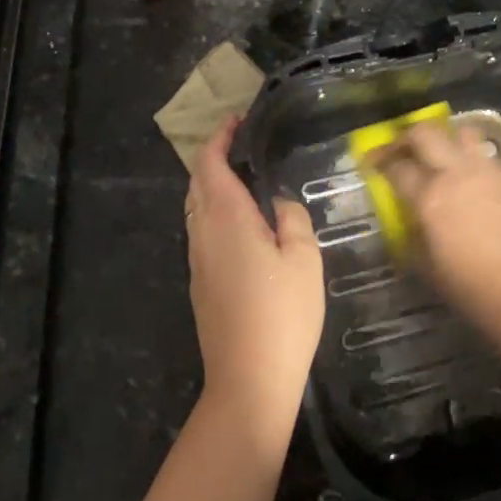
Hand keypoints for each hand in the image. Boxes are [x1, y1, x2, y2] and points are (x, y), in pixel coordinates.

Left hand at [184, 118, 323, 443]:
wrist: (248, 380)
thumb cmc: (282, 314)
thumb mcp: (304, 259)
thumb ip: (292, 219)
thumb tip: (277, 203)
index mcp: (226, 217)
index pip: (210, 162)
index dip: (219, 137)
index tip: (238, 120)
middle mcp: (202, 231)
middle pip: (197, 182)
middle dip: (214, 157)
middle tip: (243, 146)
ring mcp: (196, 259)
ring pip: (196, 207)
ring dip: (213, 186)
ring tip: (244, 179)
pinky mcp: (199, 282)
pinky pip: (201, 231)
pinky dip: (215, 211)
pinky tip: (241, 224)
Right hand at [377, 121, 500, 332]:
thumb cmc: (478, 293)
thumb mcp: (431, 270)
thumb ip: (414, 237)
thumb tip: (409, 221)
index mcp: (430, 198)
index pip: (396, 166)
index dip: (378, 161)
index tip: (370, 163)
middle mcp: (456, 174)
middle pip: (425, 133)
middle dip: (405, 136)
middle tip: (397, 149)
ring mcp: (487, 172)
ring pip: (458, 132)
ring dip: (441, 137)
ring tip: (435, 154)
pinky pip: (482, 153)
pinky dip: (467, 154)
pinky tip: (465, 177)